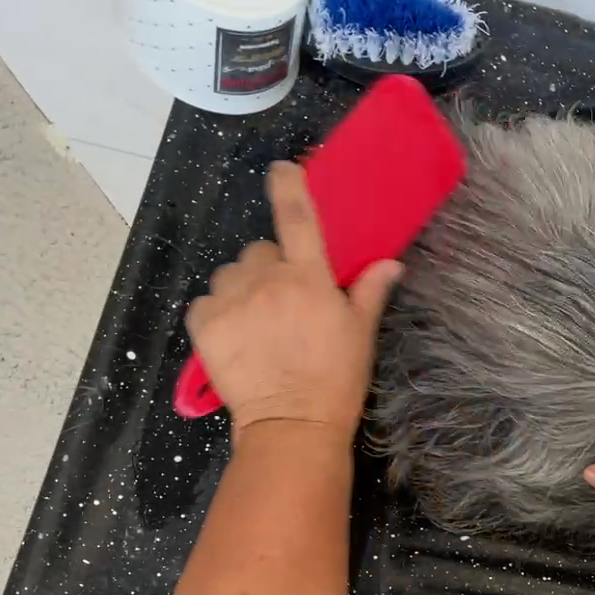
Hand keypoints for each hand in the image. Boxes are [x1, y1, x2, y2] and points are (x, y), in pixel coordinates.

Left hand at [183, 160, 403, 438]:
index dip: (289, 186)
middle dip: (270, 269)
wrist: (293, 424)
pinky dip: (220, 313)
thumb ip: (369, 292)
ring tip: (259, 324)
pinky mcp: (204, 323)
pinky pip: (208, 301)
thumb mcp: (360, 336)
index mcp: (308, 279)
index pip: (297, 218)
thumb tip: (390, 263)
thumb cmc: (336, 382)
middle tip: (284, 303)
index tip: (283, 169)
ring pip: (231, 275)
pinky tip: (238, 339)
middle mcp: (266, 281)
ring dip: (242, 289)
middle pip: (260, 251)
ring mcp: (231, 301)